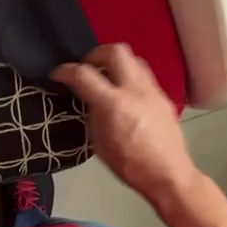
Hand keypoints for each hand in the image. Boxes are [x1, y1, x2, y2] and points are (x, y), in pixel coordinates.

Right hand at [53, 43, 200, 206]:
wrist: (168, 174)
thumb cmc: (129, 166)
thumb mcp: (99, 142)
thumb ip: (93, 115)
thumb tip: (90, 101)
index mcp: (113, 104)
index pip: (84, 74)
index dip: (65, 71)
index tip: (57, 74)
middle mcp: (134, 90)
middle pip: (114, 51)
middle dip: (95, 54)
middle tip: (86, 67)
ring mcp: (152, 91)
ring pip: (133, 58)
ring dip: (115, 62)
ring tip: (106, 77)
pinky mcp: (163, 97)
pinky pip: (143, 75)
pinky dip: (129, 76)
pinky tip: (124, 94)